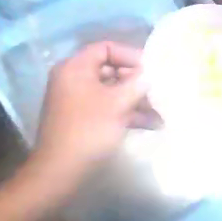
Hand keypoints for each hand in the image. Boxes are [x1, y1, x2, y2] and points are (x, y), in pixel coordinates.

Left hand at [27, 41, 146, 189]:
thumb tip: (151, 75)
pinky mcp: (82, 120)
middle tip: (159, 92)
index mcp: (75, 68)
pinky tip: (151, 125)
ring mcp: (77, 101)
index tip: (152, 70)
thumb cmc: (89, 131)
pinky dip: (127, 114)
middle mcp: (73, 79)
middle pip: (111, 70)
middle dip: (137, 82)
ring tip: (161, 113)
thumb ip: (137, 84)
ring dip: (136, 100)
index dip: (131, 56)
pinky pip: (108, 108)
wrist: (60, 172)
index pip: (106, 48)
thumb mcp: (118, 104)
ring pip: (112, 92)